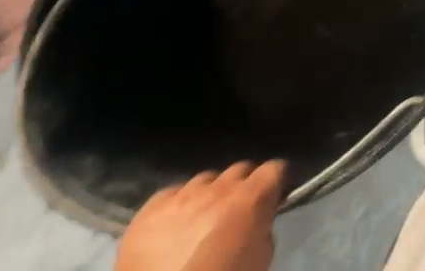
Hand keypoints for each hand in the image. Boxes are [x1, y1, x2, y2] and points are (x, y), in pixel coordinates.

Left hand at [115, 162, 285, 270]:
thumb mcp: (261, 256)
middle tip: (235, 211)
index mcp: (251, 198)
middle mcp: (219, 188)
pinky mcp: (150, 209)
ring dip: (208, 195)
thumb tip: (258, 217)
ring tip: (199, 220)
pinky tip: (172, 226)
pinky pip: (171, 194)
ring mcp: (182, 196)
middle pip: (239, 170)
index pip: (274, 168)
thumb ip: (262, 226)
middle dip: (242, 186)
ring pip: (205, 180)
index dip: (274, 182)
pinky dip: (177, 205)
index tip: (271, 196)